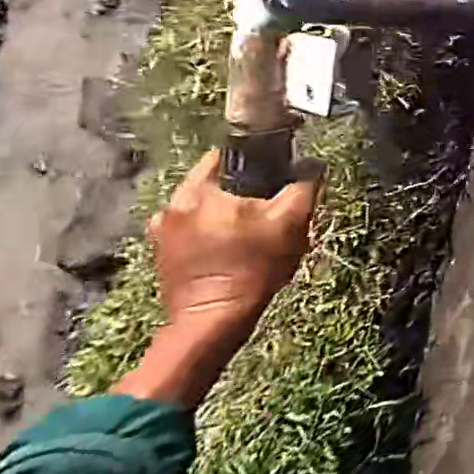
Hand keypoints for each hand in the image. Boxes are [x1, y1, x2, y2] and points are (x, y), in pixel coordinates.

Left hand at [114, 150, 322, 407]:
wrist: (213, 319)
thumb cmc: (253, 267)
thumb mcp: (292, 221)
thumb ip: (304, 185)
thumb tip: (313, 165)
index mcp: (199, 191)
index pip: (227, 154)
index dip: (256, 158)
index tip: (275, 173)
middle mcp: (171, 205)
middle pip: (215, 181)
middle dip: (242, 189)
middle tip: (269, 206)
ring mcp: (161, 231)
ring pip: (203, 205)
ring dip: (225, 210)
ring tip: (251, 229)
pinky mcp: (160, 253)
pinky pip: (191, 228)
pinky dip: (210, 230)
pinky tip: (230, 246)